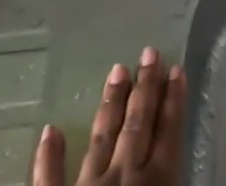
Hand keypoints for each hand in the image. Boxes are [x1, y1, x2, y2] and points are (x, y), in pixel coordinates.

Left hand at [34, 48, 185, 185]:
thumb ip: (174, 176)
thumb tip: (177, 156)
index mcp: (158, 179)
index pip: (169, 131)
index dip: (173, 98)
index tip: (175, 68)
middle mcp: (123, 174)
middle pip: (137, 124)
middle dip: (145, 87)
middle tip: (149, 52)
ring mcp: (86, 185)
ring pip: (101, 138)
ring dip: (110, 103)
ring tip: (117, 69)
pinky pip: (49, 178)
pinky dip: (48, 155)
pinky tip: (49, 130)